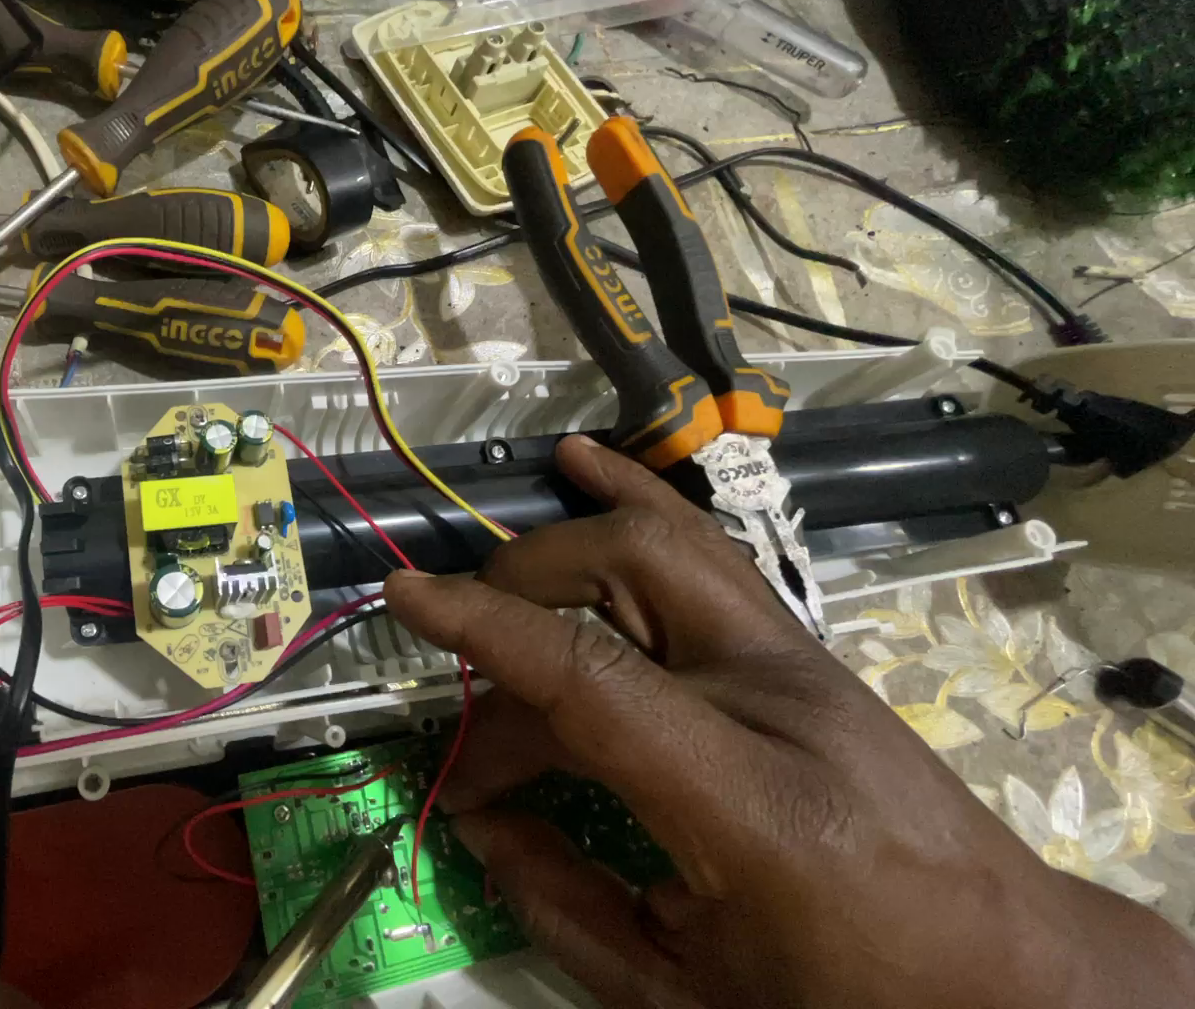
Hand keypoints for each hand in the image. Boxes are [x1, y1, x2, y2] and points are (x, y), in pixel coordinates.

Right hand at [384, 435, 1194, 1008]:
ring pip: (659, 539)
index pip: (589, 672)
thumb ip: (559, 902)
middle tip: (474, 681)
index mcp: (750, 803)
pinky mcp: (794, 643)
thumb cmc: (843, 999)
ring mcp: (796, 656)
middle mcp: (778, 699)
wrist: (1010, 979)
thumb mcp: (682, 995)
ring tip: (485, 584)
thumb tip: (476, 820)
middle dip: (517, 592)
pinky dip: (631, 494)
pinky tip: (581, 461)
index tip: (406, 596)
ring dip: (555, 551)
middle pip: (624, 570)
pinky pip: (702, 544)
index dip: (485, 625)